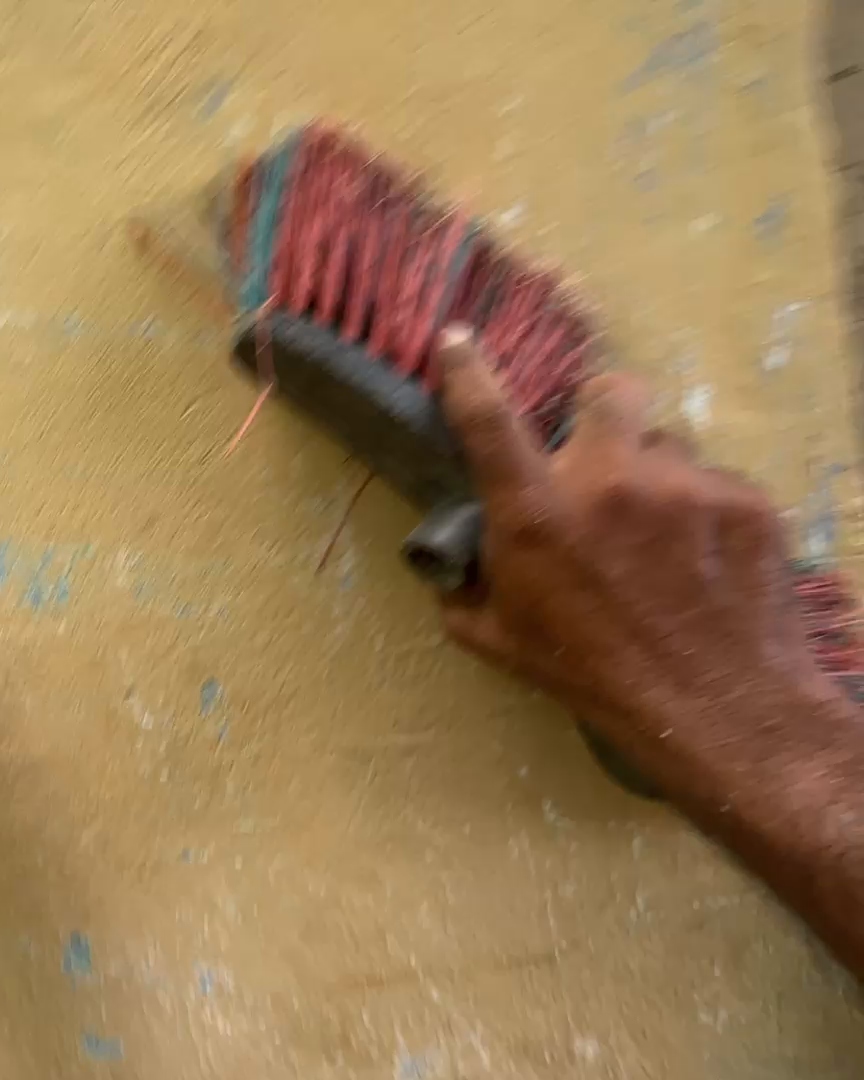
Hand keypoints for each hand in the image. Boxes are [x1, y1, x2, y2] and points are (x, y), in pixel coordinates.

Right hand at [431, 325, 847, 798]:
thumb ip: (463, 579)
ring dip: (647, 469)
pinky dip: (693, 506)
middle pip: (611, 392)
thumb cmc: (577, 665)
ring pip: (664, 443)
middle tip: (593, 447)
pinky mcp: (750, 504)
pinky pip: (712, 481)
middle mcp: (609, 483)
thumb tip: (458, 555)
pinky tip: (693, 555)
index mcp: (533, 514)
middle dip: (598, 406)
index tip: (458, 337)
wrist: (712, 703)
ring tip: (649, 527)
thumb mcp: (486, 629)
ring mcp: (688, 488)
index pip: (489, 423)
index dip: (468, 373)